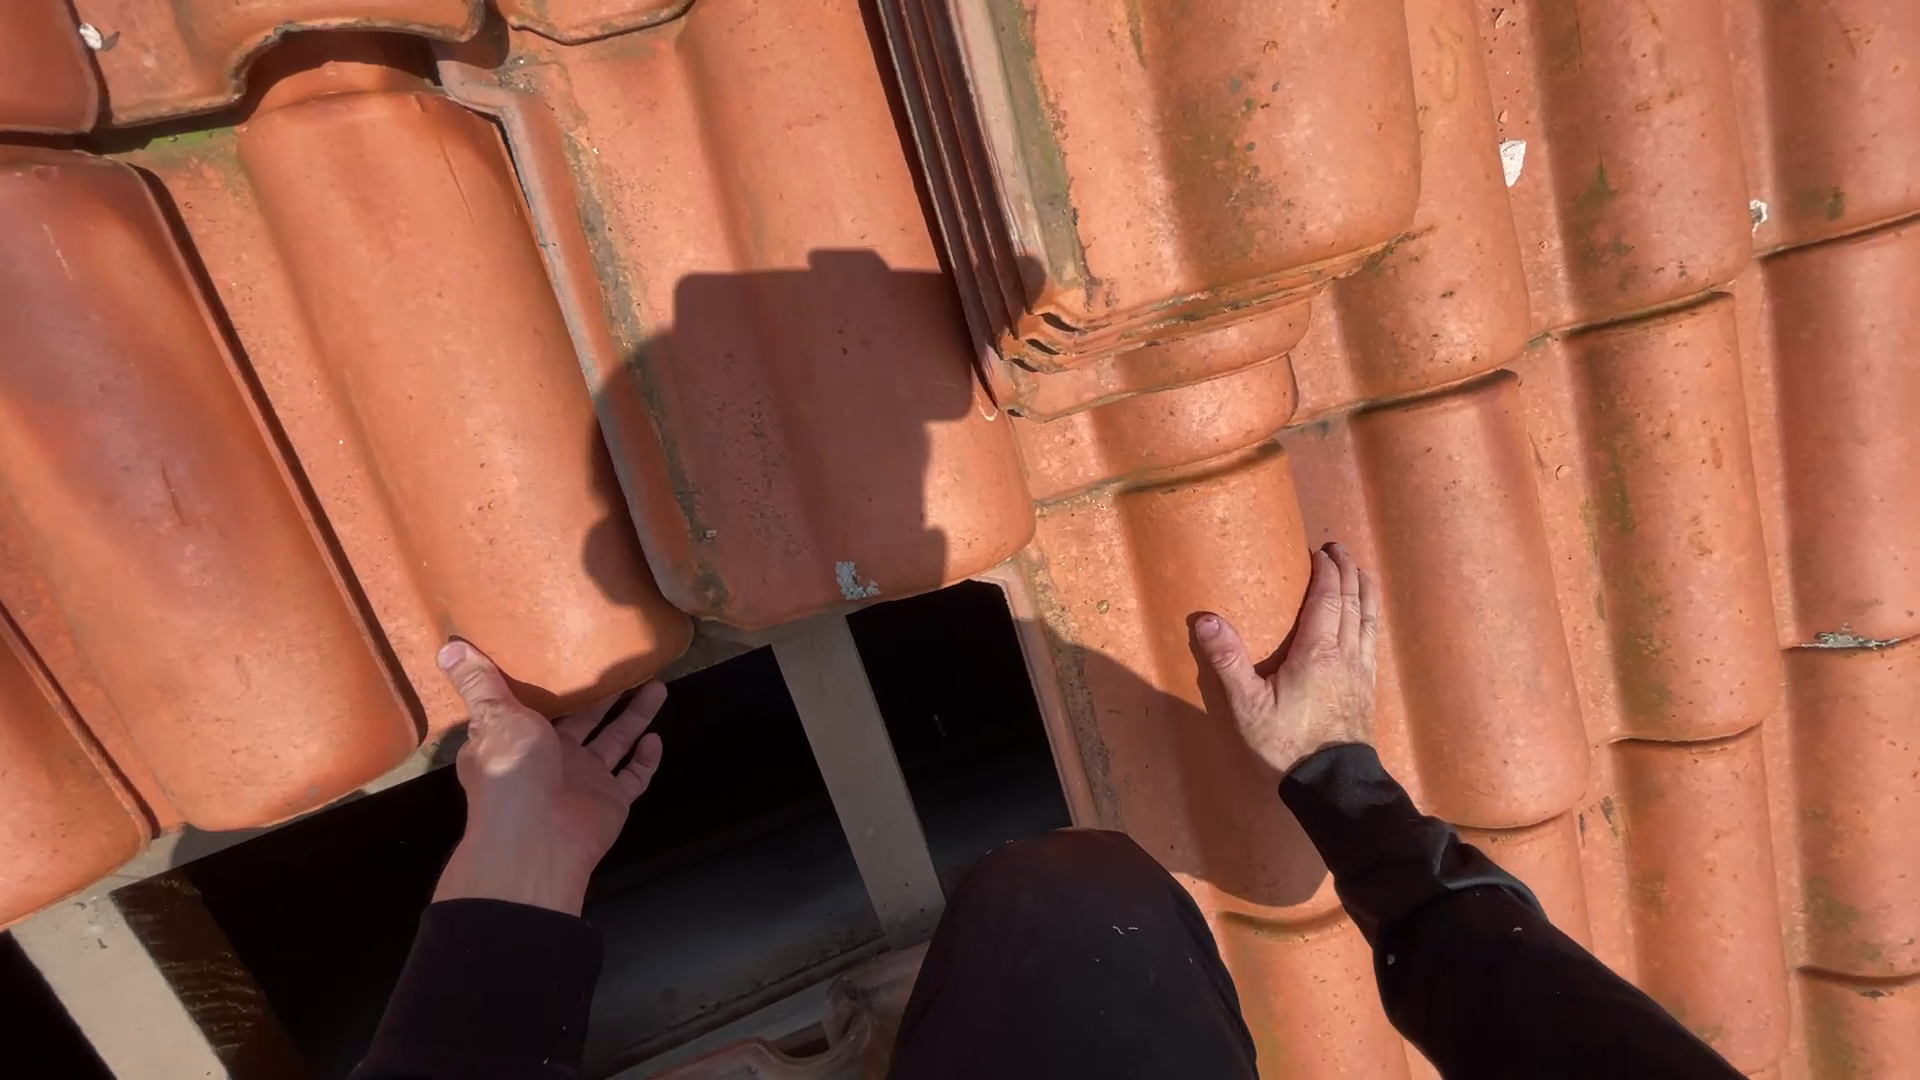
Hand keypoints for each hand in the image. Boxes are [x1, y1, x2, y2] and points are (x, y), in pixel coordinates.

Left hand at [430, 640, 666, 914]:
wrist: (537, 838)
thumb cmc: (513, 770)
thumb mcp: (495, 718)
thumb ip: (480, 684)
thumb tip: (448, 645)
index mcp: (520, 741)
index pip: (539, 708)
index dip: (556, 686)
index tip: (575, 658)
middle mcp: (553, 759)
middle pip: (586, 720)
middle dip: (608, 695)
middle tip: (631, 666)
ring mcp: (585, 781)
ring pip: (617, 740)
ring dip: (636, 715)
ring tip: (659, 685)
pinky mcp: (612, 800)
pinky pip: (634, 776)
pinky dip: (646, 759)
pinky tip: (655, 738)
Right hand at [1194, 542, 1380, 777]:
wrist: (1332, 785)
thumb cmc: (1286, 743)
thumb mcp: (1247, 704)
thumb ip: (1228, 660)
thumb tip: (1206, 619)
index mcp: (1318, 651)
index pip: (1327, 599)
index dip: (1326, 572)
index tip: (1319, 550)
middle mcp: (1346, 654)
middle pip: (1353, 602)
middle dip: (1347, 572)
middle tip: (1337, 549)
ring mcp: (1361, 672)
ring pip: (1368, 620)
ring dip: (1364, 591)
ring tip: (1359, 572)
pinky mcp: (1367, 689)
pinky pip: (1373, 641)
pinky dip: (1370, 618)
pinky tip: (1367, 619)